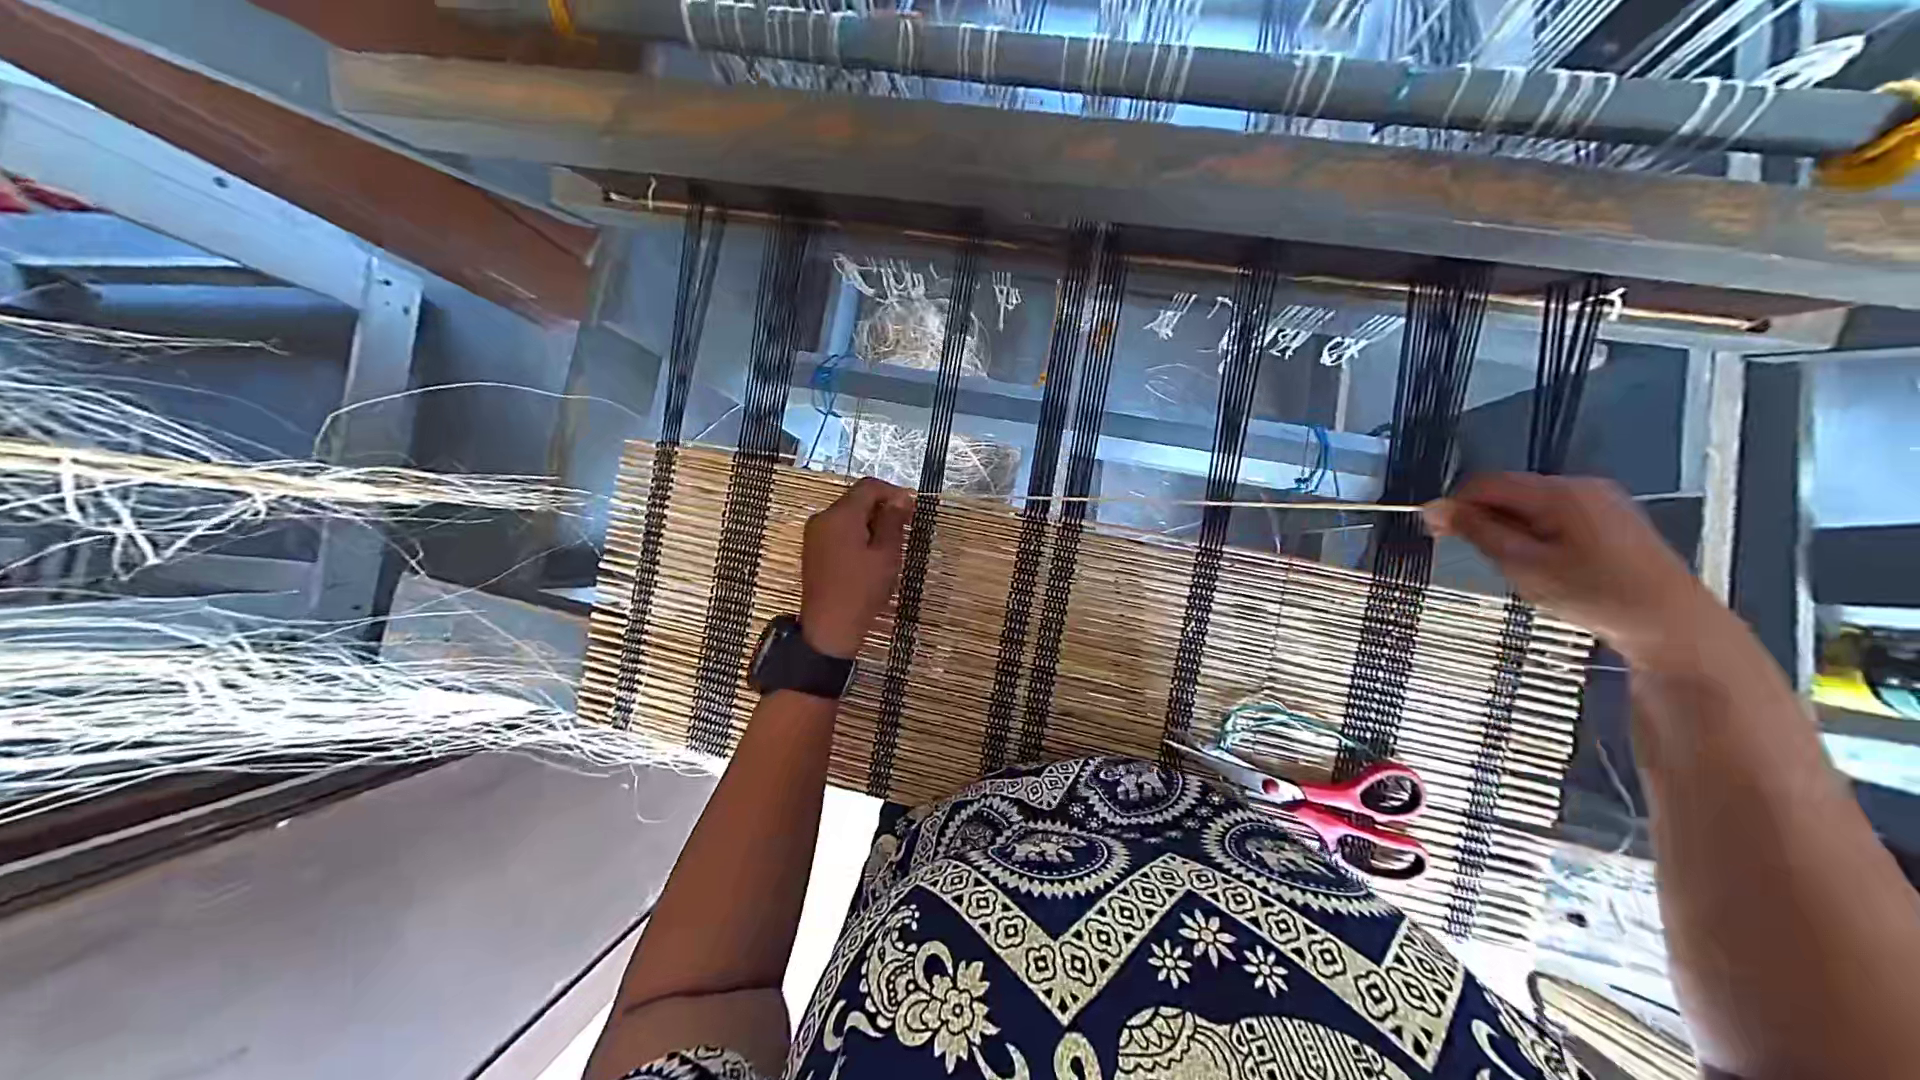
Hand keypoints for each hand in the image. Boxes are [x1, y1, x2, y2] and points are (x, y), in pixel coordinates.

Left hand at [800, 477, 914, 658]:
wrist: (829, 627)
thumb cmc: (862, 590)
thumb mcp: (885, 554)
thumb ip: (892, 521)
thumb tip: (898, 499)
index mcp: (840, 515)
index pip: (868, 487)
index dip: (893, 492)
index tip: (912, 508)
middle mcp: (822, 518)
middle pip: (856, 499)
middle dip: (882, 506)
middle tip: (906, 525)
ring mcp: (815, 534)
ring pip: (848, 515)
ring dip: (871, 521)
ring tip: (891, 542)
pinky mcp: (814, 550)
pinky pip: (838, 530)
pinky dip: (857, 533)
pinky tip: (871, 552)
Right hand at [1423, 473, 1720, 657]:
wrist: (1672, 624)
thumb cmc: (1595, 595)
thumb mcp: (1522, 564)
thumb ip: (1476, 531)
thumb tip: (1434, 507)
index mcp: (1559, 492)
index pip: (1485, 483)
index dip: (1456, 505)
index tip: (1438, 534)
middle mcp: (1583, 486)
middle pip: (1509, 491)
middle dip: (1485, 519)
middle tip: (1482, 558)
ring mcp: (1602, 500)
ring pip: (1531, 505)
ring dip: (1511, 528)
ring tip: (1518, 566)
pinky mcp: (1613, 517)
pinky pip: (1555, 514)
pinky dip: (1537, 533)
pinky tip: (1545, 564)